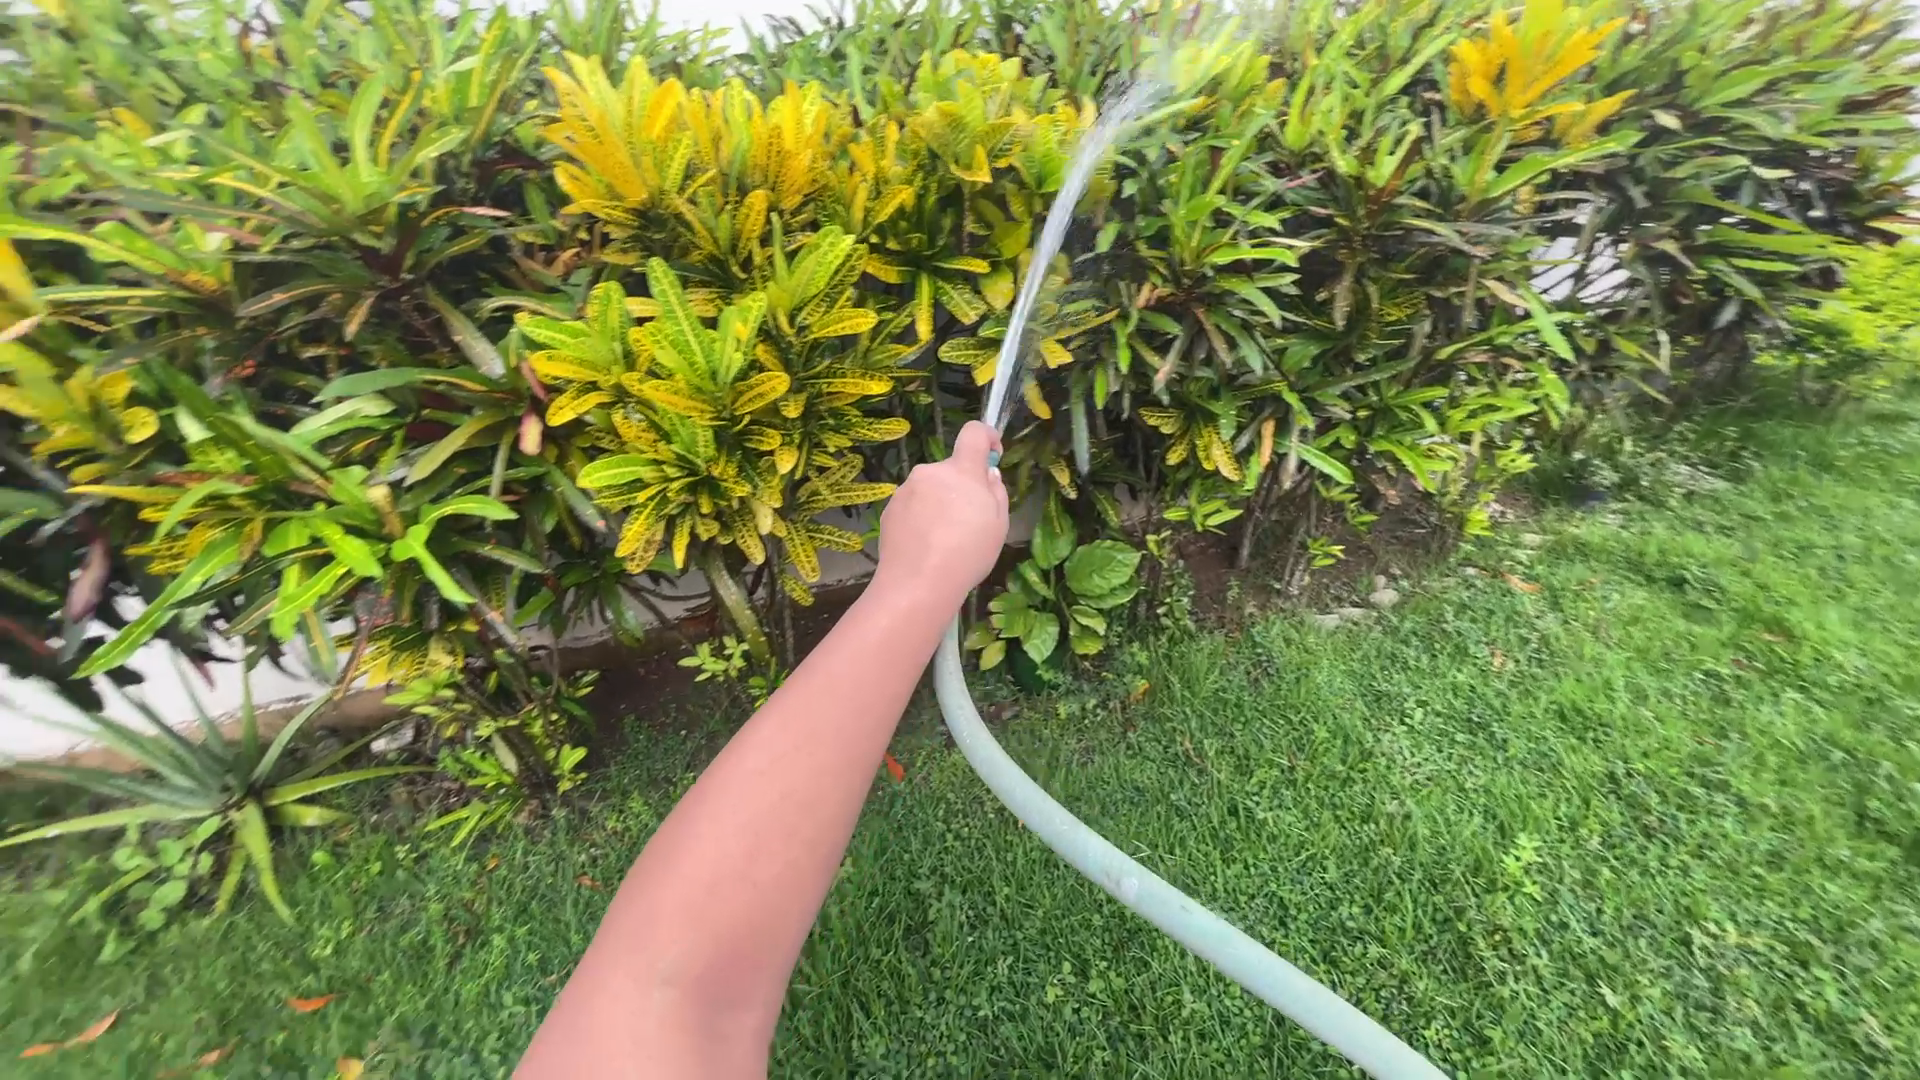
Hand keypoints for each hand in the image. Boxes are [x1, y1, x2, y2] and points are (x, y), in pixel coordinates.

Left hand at [872, 421, 1008, 607]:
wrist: (918, 583)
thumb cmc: (968, 553)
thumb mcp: (999, 525)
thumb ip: (996, 492)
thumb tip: (988, 474)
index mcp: (960, 470)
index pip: (974, 433)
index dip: (987, 437)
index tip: (993, 454)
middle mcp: (930, 472)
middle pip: (951, 470)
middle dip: (961, 487)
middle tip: (969, 521)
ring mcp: (905, 490)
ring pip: (930, 490)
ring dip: (939, 504)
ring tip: (944, 541)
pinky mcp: (888, 510)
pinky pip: (912, 507)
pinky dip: (920, 519)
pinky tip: (924, 547)